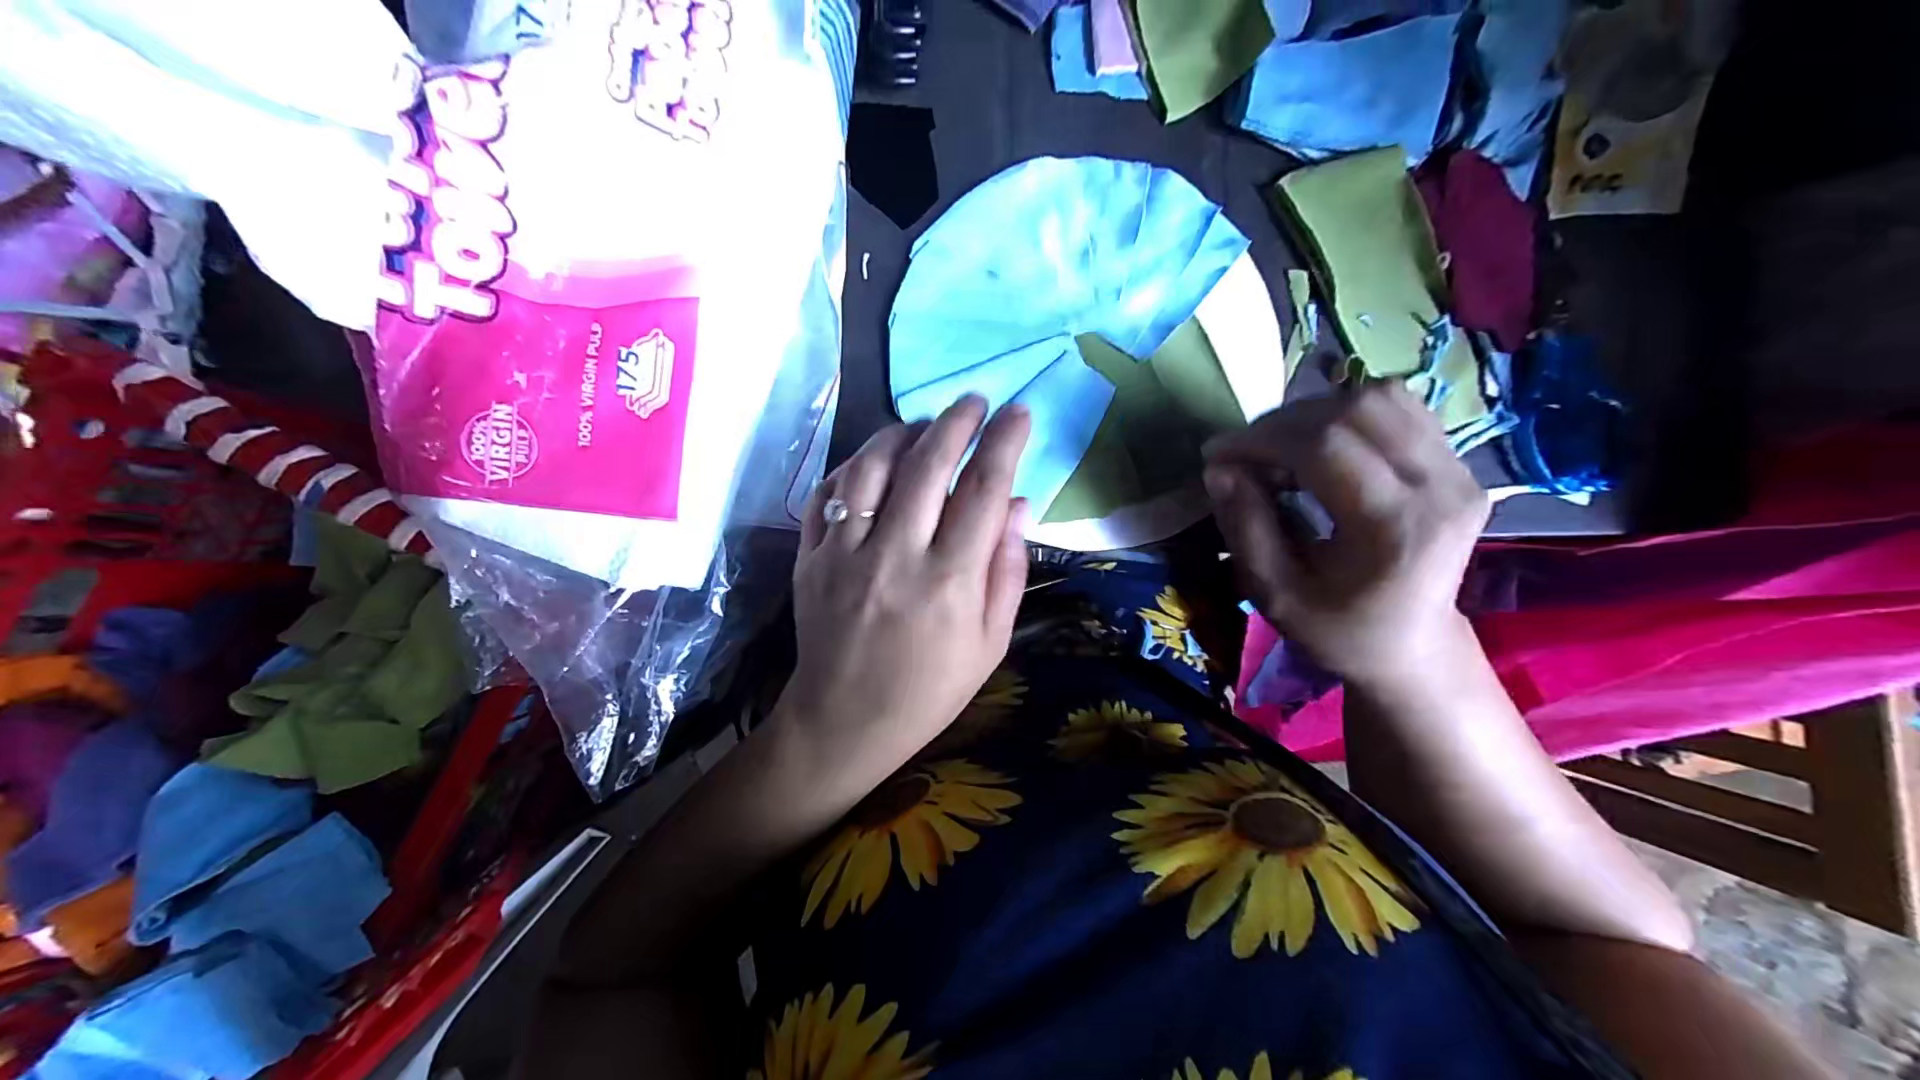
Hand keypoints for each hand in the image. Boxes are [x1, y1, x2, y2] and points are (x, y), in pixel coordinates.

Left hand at [779, 395, 1030, 780]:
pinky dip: (854, 465)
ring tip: (923, 425)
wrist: (844, 722)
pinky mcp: (808, 558)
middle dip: (956, 421)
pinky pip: (829, 492)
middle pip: (928, 464)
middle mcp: (895, 556)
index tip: (1019, 414)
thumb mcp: (990, 643)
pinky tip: (874, 460)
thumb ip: (1007, 571)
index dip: (1005, 442)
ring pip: (871, 467)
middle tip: (974, 402)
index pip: (984, 489)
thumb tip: (1018, 503)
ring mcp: (843, 553)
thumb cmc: (929, 690)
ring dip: (902, 433)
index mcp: (949, 581)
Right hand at [1203, 381, 1487, 687]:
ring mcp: (1459, 470)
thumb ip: (1245, 526)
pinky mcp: (1459, 464)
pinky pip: (1400, 409)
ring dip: (1315, 412)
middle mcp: (1440, 487)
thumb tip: (1219, 467)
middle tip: (1244, 454)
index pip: (1325, 445)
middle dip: (1283, 422)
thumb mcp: (1274, 592)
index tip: (1218, 455)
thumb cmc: (1337, 629)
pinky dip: (1347, 415)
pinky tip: (1319, 447)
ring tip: (1281, 449)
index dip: (1262, 439)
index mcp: (1395, 528)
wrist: (1411, 647)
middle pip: (1354, 410)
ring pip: (1380, 397)